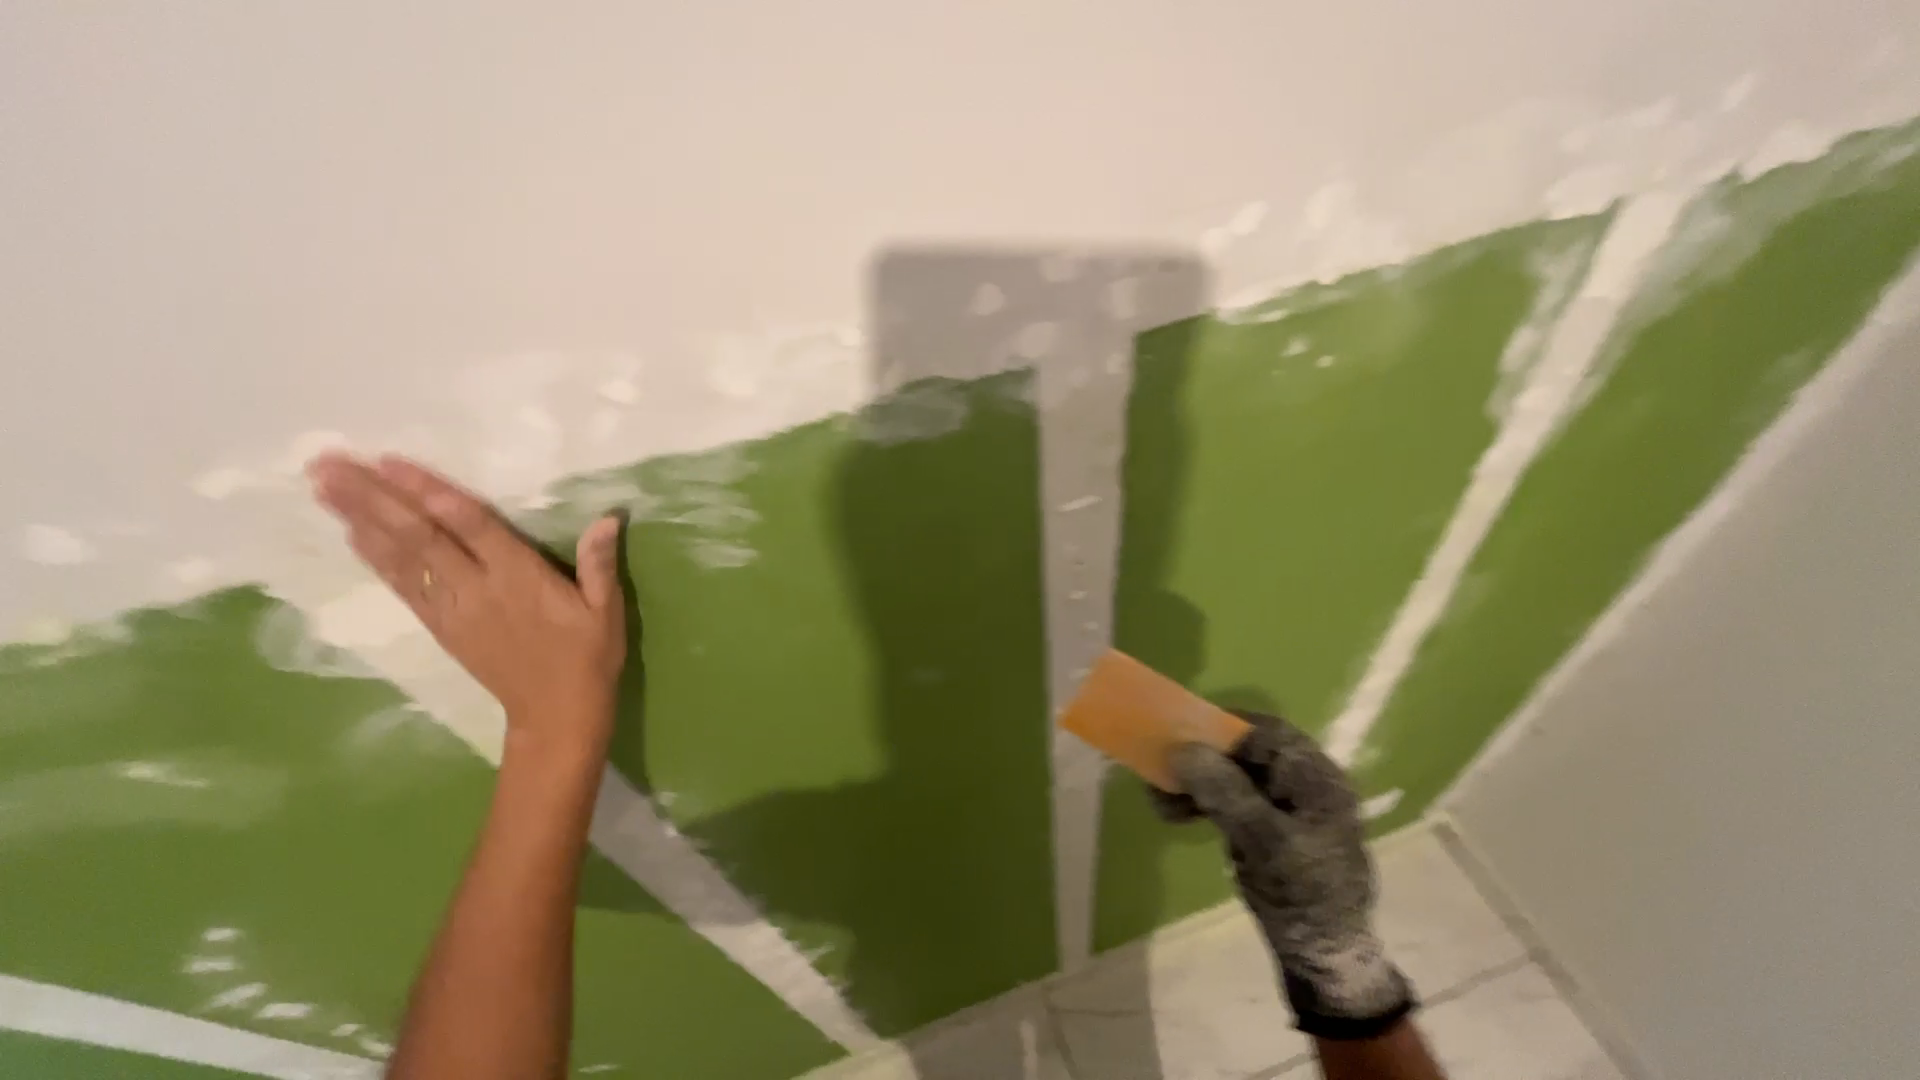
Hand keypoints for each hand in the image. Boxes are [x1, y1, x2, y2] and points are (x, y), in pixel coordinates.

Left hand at [306, 453, 627, 751]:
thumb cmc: (588, 656)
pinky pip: (404, 587)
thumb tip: (608, 518)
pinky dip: (376, 558)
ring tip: (324, 486)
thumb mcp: (606, 610)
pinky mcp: (442, 627)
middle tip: (329, 464)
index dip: (431, 493)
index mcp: (521, 578)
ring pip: (403, 557)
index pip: (472, 526)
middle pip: (421, 536)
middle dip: (374, 498)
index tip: (392, 462)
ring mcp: (454, 609)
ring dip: (361, 520)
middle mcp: (478, 588)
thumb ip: (600, 564)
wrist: (556, 714)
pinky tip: (352, 533)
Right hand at [1154, 712, 1414, 1038]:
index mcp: (1315, 779)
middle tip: (1161, 770)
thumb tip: (1184, 749)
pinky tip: (1175, 814)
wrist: (1324, 960)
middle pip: (1245, 753)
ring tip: (1160, 799)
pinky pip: (1228, 803)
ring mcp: (1282, 809)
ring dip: (1195, 782)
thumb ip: (1226, 792)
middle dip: (1201, 758)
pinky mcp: (1265, 831)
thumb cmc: (1304, 895)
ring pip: (1231, 777)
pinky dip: (1201, 803)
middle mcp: (1301, 785)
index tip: (1179, 731)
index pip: (1268, 733)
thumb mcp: (1265, 842)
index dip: (1224, 726)